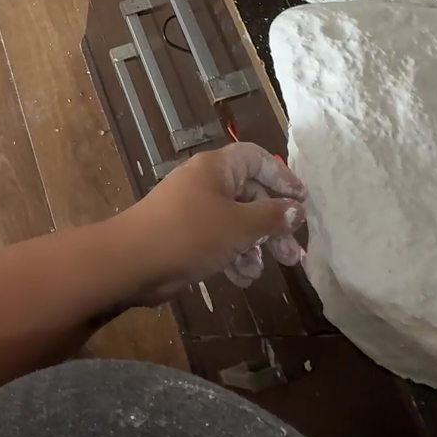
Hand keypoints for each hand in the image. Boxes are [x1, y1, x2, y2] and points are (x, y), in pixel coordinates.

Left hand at [109, 142, 307, 304]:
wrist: (133, 260)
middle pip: (249, 194)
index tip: (302, 201)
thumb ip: (271, 217)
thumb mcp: (239, 225)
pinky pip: (217, 239)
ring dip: (253, 246)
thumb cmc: (191, 233)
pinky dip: (231, 255)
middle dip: (272, 224)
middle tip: (293, 253)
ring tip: (261, 272)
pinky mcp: (185, 233)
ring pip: (235, 221)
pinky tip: (240, 278)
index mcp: (217, 167)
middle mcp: (205, 182)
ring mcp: (193, 208)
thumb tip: (296, 208)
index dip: (282, 176)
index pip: (256, 158)